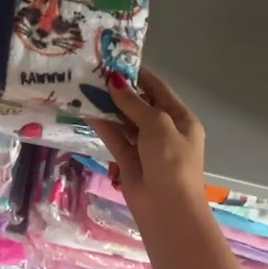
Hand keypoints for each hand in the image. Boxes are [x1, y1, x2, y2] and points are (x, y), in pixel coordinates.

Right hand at [86, 68, 207, 221]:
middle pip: (140, 104)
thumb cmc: (171, 162)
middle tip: (95, 72)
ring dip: (108, 107)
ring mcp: (145, 147)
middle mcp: (164, 131)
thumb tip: (114, 80)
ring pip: (124, 121)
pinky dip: (103, 125)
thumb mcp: (157, 126)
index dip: (139, 74)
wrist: (167, 208)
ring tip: (86, 87)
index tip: (116, 59)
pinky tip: (87, 111)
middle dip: (120, 90)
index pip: (159, 89)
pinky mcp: (128, 161)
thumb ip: (134, 103)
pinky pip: (115, 138)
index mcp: (181, 119)